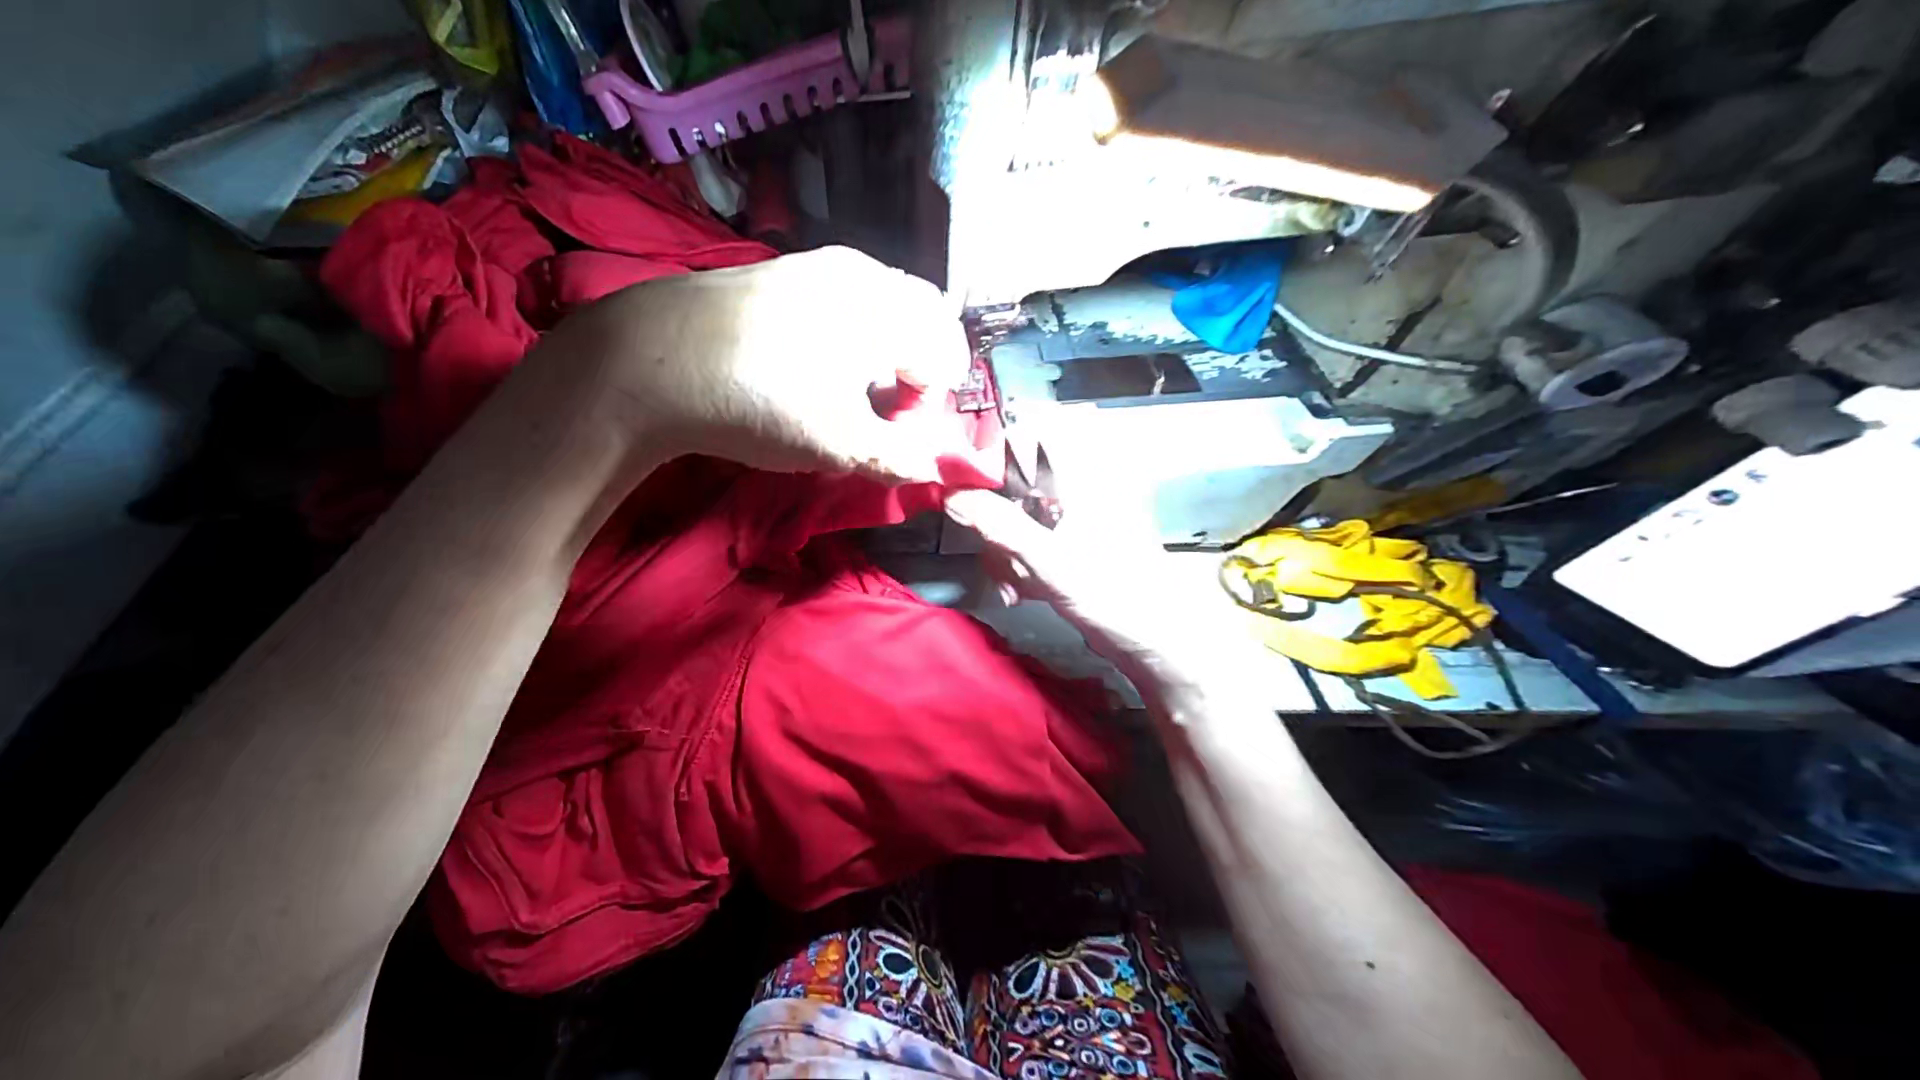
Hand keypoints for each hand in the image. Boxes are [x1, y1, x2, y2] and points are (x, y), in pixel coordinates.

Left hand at [548, 246, 973, 482]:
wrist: (649, 358)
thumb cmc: (763, 399)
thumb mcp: (840, 443)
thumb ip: (898, 456)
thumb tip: (929, 467)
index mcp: (887, 307)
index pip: (945, 352)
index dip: (935, 403)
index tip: (907, 436)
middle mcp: (859, 272)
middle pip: (918, 319)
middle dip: (914, 371)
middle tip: (887, 412)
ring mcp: (812, 265)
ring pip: (876, 308)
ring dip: (879, 354)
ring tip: (846, 395)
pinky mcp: (772, 273)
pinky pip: (834, 302)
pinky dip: (842, 337)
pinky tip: (804, 371)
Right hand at [943, 419, 1236, 680]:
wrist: (1157, 645)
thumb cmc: (1117, 597)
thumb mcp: (1051, 562)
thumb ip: (1001, 526)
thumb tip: (953, 496)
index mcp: (1086, 474)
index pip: (1032, 433)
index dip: (993, 451)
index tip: (964, 483)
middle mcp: (1078, 487)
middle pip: (1014, 479)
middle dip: (994, 519)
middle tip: (995, 550)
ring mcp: (1072, 517)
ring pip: (1015, 514)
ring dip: (1004, 550)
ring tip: (1014, 583)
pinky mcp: (1068, 545)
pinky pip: (1026, 540)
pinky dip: (1017, 564)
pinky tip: (1020, 591)